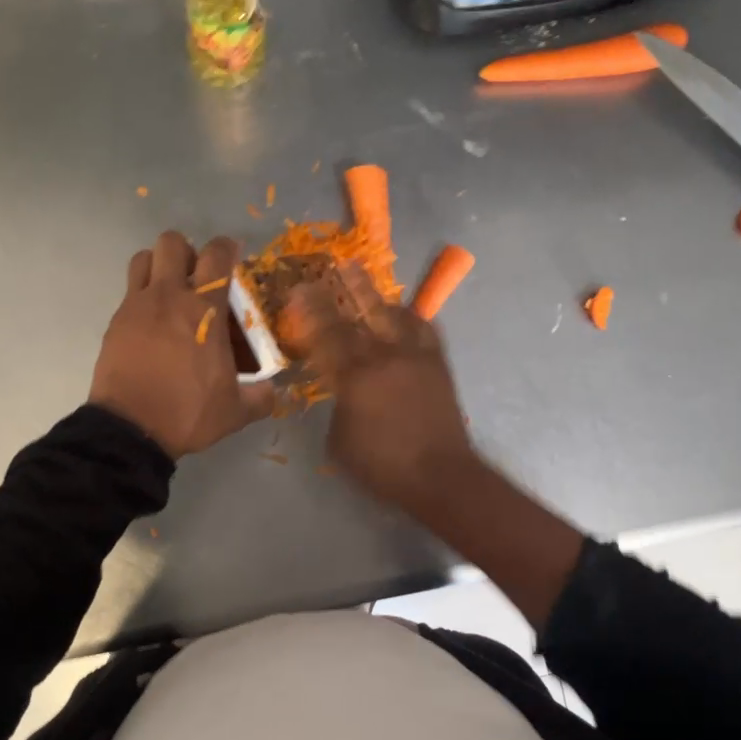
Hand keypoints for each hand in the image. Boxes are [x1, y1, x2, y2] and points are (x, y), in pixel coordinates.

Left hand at [89, 231, 275, 458]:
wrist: (130, 429)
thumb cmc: (187, 413)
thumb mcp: (235, 411)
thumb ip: (260, 396)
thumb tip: (272, 390)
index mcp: (203, 309)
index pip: (217, 254)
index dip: (227, 249)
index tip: (232, 261)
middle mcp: (168, 296)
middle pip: (172, 242)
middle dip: (187, 254)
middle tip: (196, 280)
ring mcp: (136, 306)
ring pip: (143, 259)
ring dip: (158, 268)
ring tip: (169, 295)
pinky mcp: (115, 322)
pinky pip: (129, 293)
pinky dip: (142, 299)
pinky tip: (151, 327)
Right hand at [296, 274, 479, 511]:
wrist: (440, 475)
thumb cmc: (382, 466)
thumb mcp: (340, 440)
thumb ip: (338, 405)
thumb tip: (342, 389)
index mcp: (355, 376)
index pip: (327, 332)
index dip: (311, 309)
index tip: (300, 288)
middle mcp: (386, 356)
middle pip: (363, 312)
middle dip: (348, 286)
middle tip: (337, 264)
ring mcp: (416, 357)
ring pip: (396, 315)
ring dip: (379, 298)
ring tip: (368, 284)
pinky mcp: (438, 365)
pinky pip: (425, 330)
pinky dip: (412, 319)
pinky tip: (406, 316)